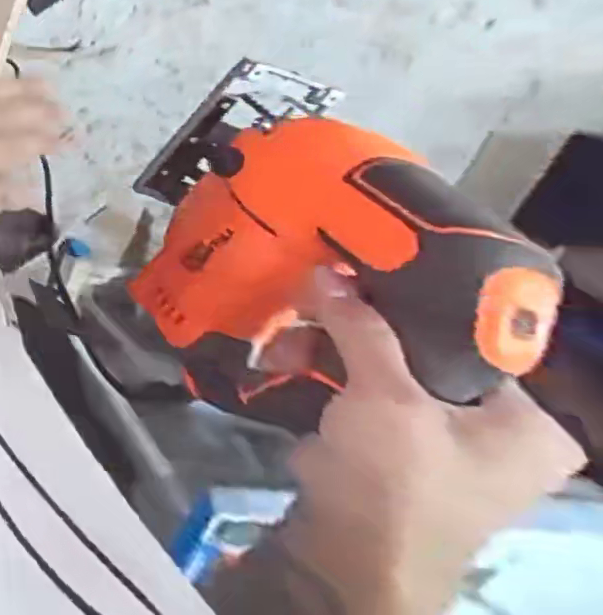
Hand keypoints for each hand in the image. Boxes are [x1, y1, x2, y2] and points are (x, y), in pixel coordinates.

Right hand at [276, 266, 583, 613]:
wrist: (354, 540)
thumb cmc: (398, 473)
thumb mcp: (385, 396)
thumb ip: (361, 330)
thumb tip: (327, 271)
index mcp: (527, 422)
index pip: (474, 342)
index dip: (413, 306)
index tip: (358, 275)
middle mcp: (494, 427)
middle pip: (418, 351)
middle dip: (352, 331)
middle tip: (308, 307)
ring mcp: (439, 435)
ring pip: (379, 366)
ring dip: (325, 349)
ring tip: (283, 342)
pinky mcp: (390, 439)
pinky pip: (357, 387)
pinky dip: (322, 371)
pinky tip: (284, 359)